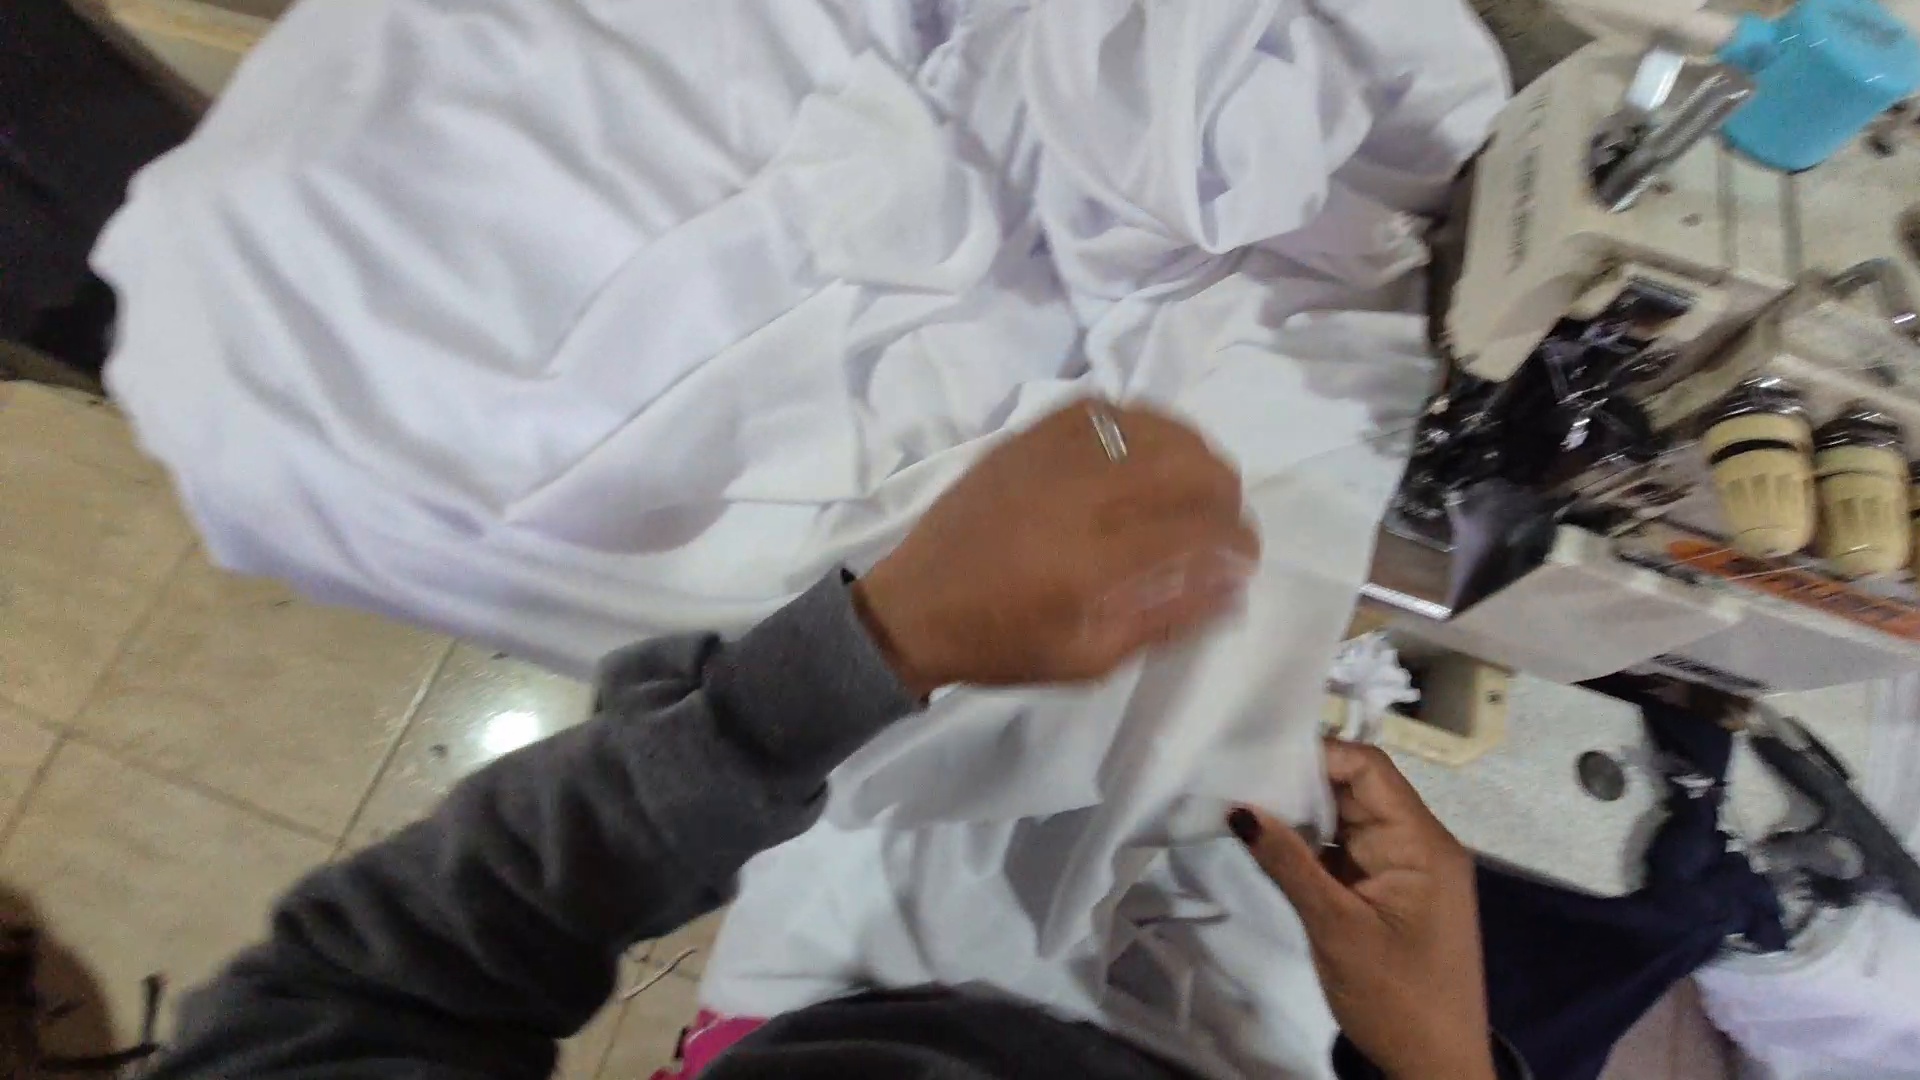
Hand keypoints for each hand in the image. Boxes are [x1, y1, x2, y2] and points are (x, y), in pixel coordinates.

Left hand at [853, 399, 1257, 695]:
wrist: (914, 606)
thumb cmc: (1000, 643)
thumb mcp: (1087, 659)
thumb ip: (1165, 619)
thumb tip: (1232, 581)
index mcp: (1091, 562)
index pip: (1197, 530)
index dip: (1238, 541)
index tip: (1243, 558)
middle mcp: (1075, 495)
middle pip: (1185, 463)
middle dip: (1224, 491)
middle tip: (1221, 522)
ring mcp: (1047, 457)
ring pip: (1149, 424)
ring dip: (1189, 451)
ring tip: (1190, 484)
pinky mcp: (1023, 439)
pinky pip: (1098, 407)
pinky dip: (1137, 422)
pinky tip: (1140, 450)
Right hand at [1230, 741, 1494, 1079]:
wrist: (1436, 1074)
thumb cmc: (1397, 999)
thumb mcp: (1335, 927)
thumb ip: (1287, 863)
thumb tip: (1239, 808)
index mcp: (1421, 843)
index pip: (1369, 768)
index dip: (1318, 755)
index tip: (1262, 759)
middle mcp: (1415, 843)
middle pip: (1354, 786)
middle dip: (1300, 780)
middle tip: (1242, 776)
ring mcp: (1399, 865)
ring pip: (1343, 814)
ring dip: (1299, 810)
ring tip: (1246, 799)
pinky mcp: (1383, 886)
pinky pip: (1341, 844)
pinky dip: (1306, 839)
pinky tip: (1268, 835)